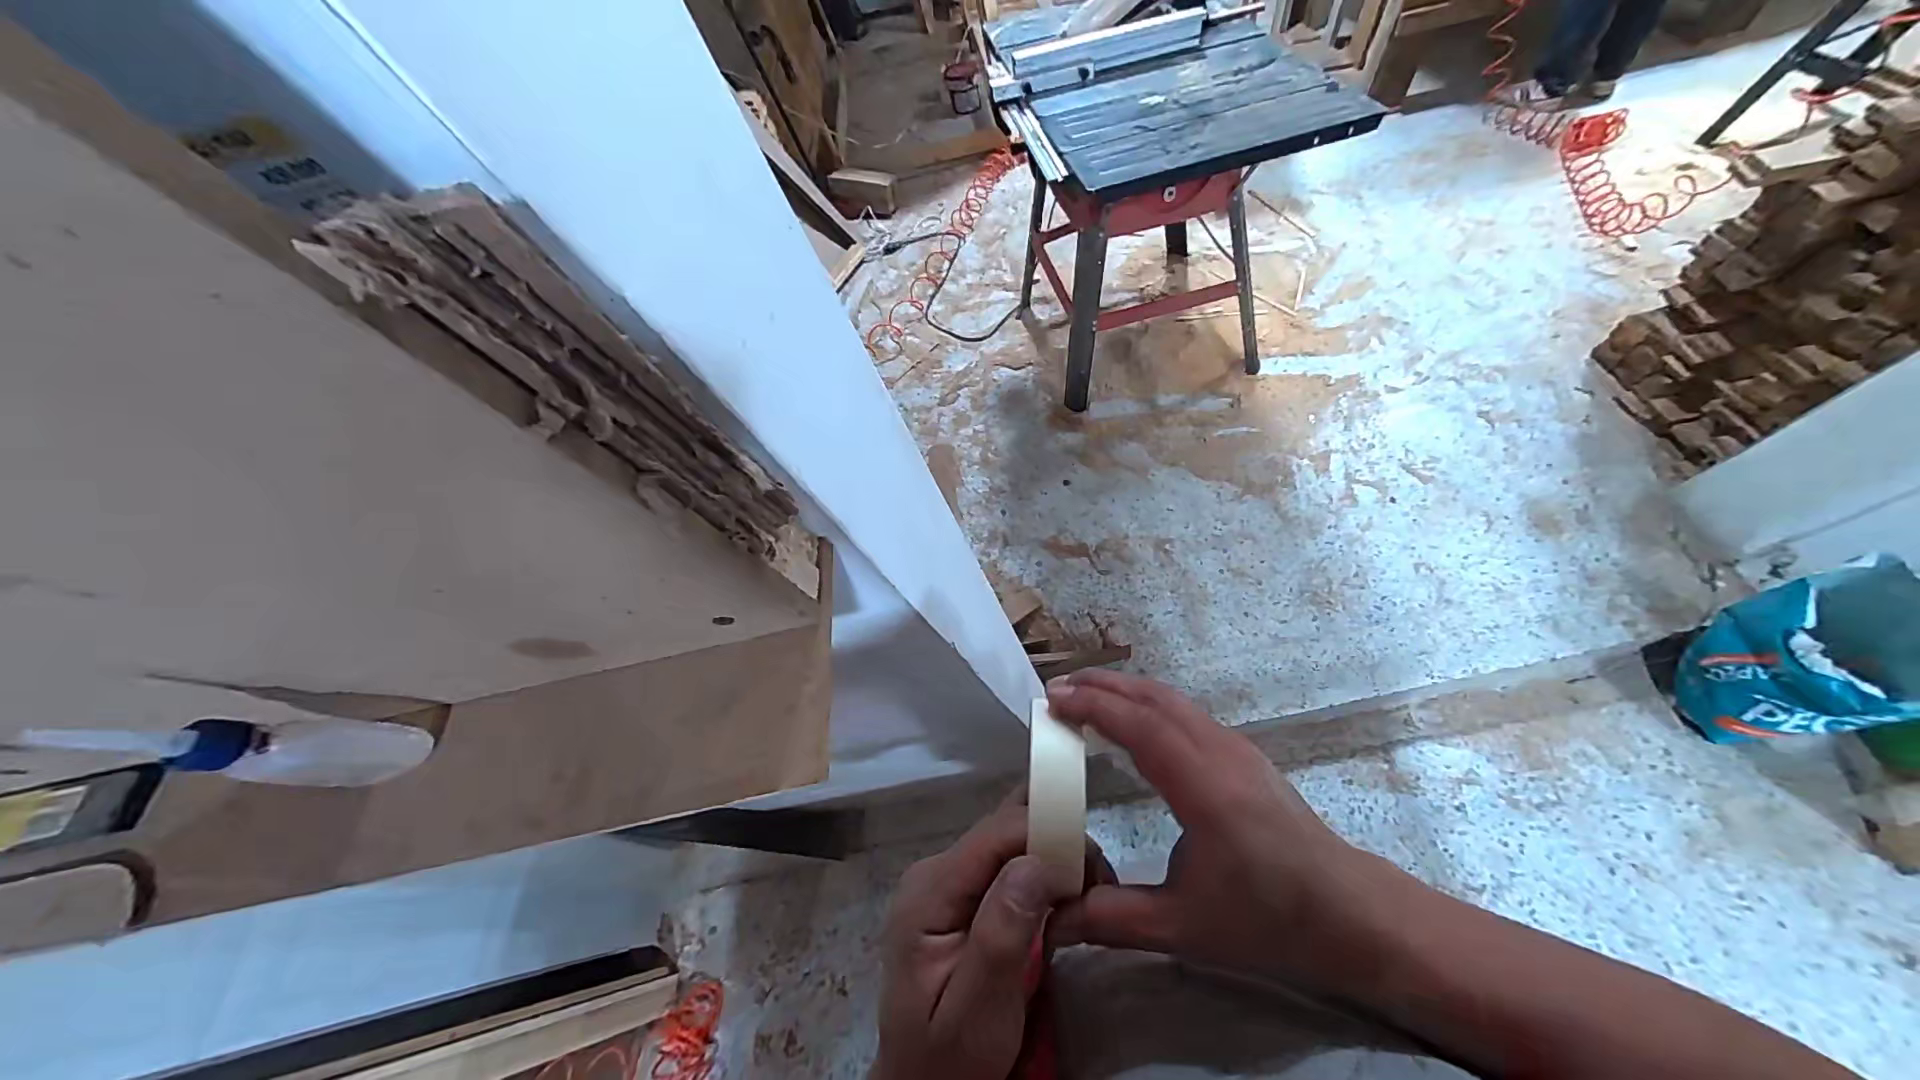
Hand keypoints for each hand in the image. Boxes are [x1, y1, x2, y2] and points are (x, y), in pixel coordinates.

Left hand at [873, 788, 1110, 1079]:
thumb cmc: (948, 1058)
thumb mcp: (977, 1012)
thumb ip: (1001, 936)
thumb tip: (1035, 863)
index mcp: (931, 889)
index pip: (997, 832)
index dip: (1050, 834)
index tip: (1094, 874)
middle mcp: (936, 869)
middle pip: (1005, 827)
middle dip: (1057, 842)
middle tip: (1098, 887)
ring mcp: (949, 877)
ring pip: (1011, 838)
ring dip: (1054, 854)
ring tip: (1087, 893)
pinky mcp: (964, 891)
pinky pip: (1010, 861)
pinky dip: (1044, 869)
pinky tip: (1063, 897)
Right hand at [1044, 669, 1407, 996]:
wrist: (1353, 916)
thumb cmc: (1270, 920)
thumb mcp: (1183, 928)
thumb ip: (1112, 919)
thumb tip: (1051, 916)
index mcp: (1206, 789)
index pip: (1141, 727)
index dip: (1093, 707)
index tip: (1052, 700)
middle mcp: (1221, 753)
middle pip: (1154, 699)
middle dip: (1101, 686)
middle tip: (1055, 691)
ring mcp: (1236, 748)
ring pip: (1171, 700)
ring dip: (1124, 691)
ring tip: (1082, 696)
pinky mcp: (1243, 754)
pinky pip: (1184, 713)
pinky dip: (1146, 704)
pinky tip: (1130, 721)